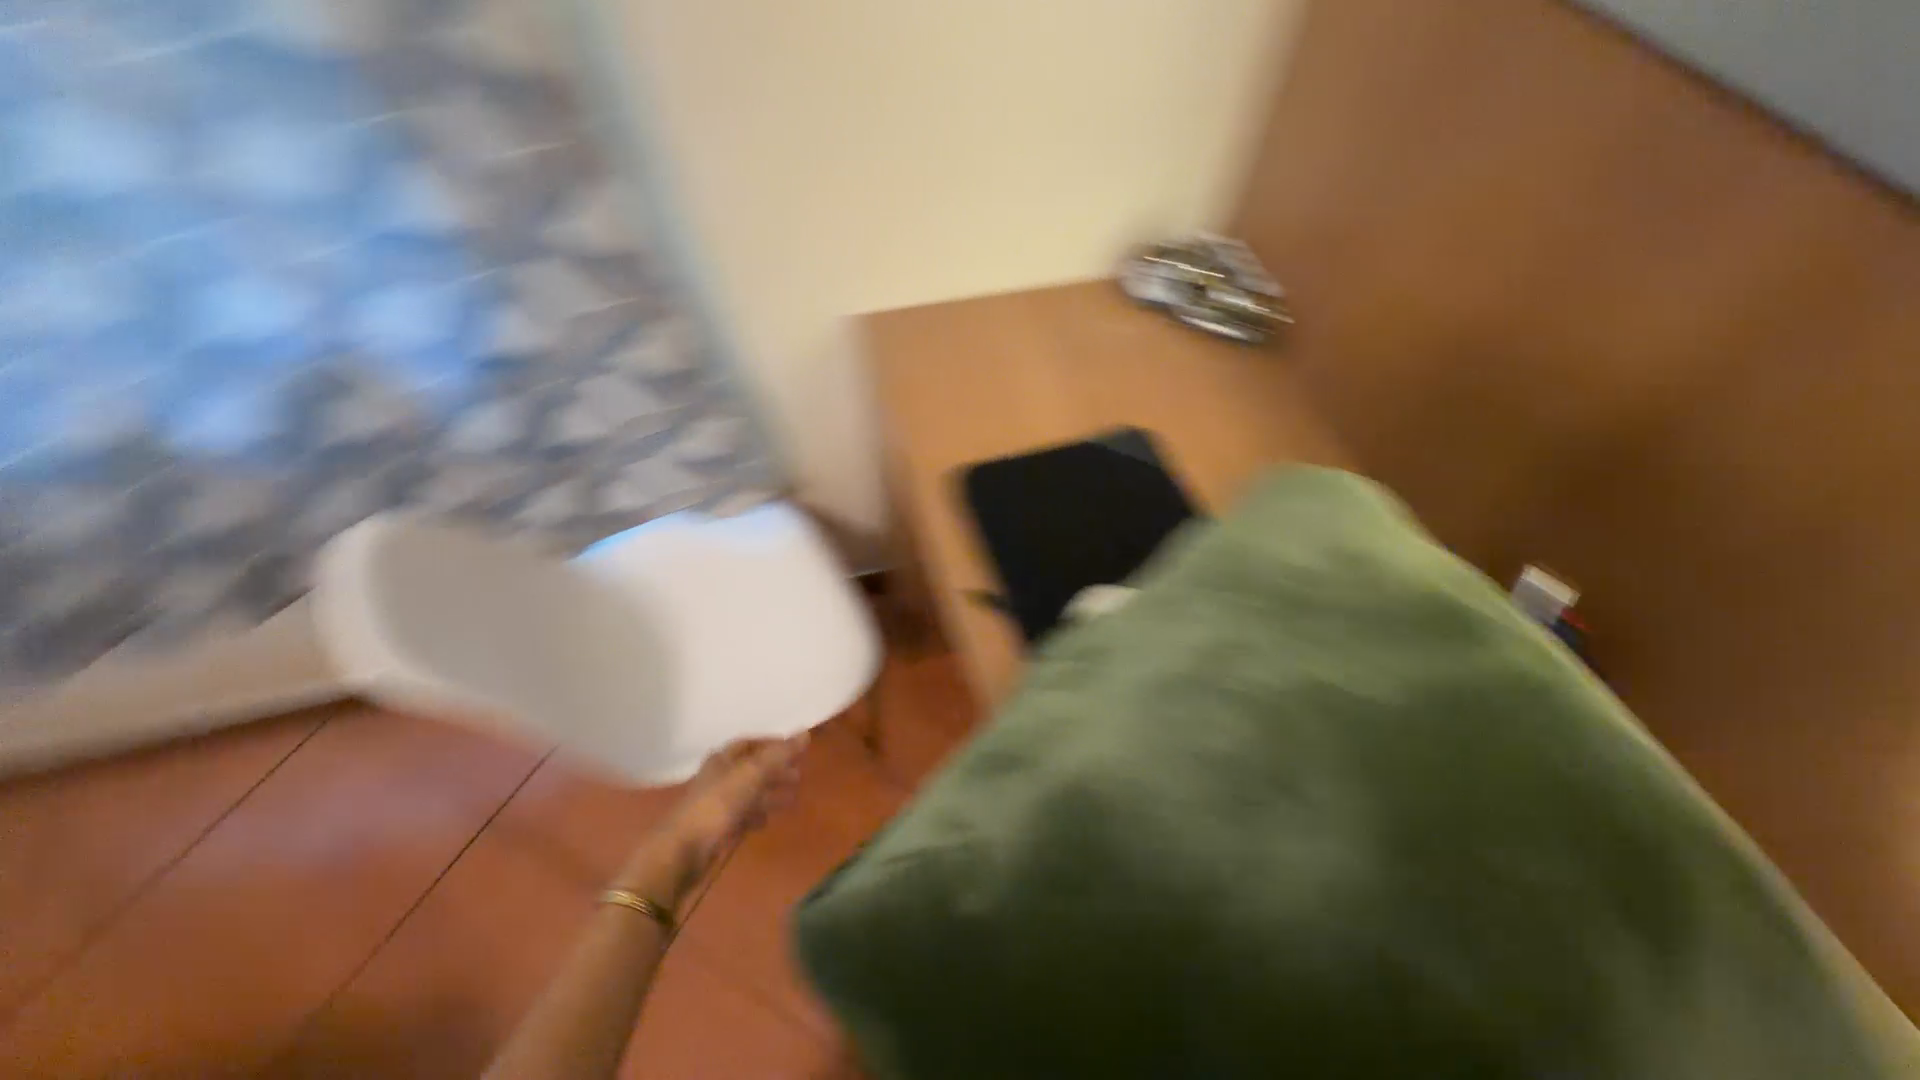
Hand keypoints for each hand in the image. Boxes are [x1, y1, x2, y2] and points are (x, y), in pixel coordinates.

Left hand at [616, 737, 805, 905]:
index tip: (794, 750)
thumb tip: (805, 731)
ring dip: (768, 793)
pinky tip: (767, 820)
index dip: (771, 745)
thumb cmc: (717, 806)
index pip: (748, 744)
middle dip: (774, 771)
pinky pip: (740, 816)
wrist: (683, 852)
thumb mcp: (751, 775)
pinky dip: (756, 815)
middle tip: (798, 776)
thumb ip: (778, 755)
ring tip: (792, 798)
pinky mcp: (715, 829)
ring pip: (747, 793)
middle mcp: (717, 779)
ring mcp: (715, 805)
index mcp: (721, 761)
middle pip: (749, 769)